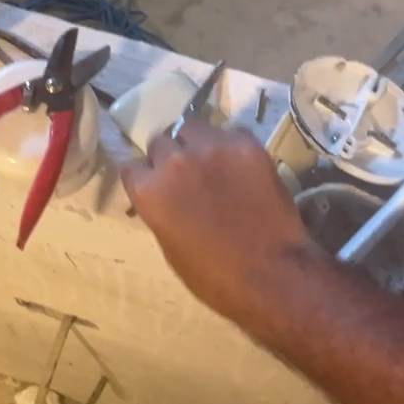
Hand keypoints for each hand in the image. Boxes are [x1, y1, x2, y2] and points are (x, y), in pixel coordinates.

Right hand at [121, 123, 320, 323]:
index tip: (157, 186)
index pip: (132, 166)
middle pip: (161, 142)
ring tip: (214, 163)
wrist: (271, 273)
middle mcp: (174, 161)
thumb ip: (161, 211)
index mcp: (149, 191)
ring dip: (197, 143)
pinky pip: (231, 133)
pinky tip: (242, 167)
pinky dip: (232, 147)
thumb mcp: (171, 248)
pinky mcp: (246, 144)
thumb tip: (166, 198)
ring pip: (193, 128)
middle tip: (188, 176)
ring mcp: (211, 148)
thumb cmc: (215, 276)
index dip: (146, 177)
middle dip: (170, 157)